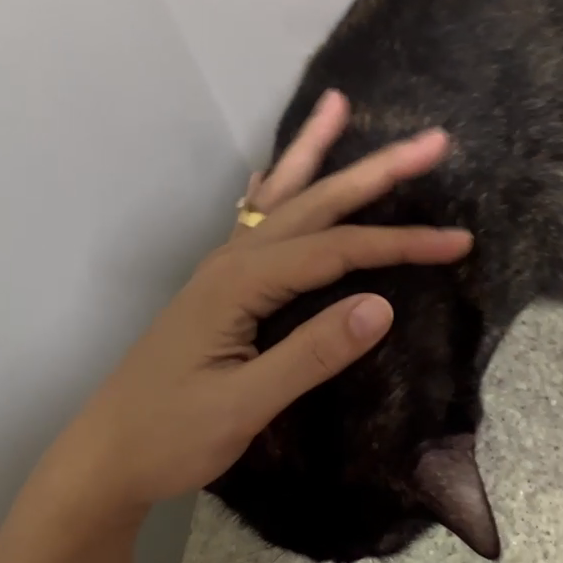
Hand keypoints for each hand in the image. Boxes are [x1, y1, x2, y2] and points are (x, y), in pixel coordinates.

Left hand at [46, 90, 470, 525]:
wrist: (104, 459)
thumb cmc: (170, 436)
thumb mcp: (243, 406)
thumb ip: (312, 354)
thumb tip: (384, 306)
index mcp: (242, 282)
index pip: (338, 250)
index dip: (401, 243)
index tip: (458, 242)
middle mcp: (234, 259)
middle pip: (318, 202)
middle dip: (377, 169)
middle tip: (433, 141)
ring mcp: (225, 266)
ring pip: (283, 195)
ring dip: (317, 150)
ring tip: (338, 103)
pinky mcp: (223, 283)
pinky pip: (260, 215)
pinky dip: (281, 182)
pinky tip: (285, 168)